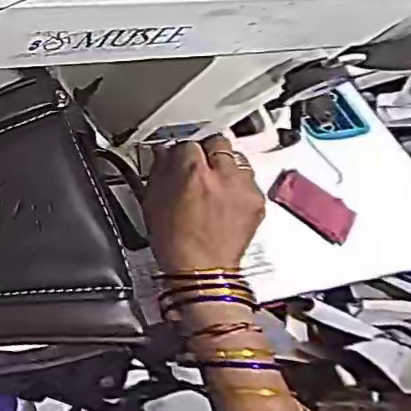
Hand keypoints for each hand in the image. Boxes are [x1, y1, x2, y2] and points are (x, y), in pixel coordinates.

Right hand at [143, 134, 264, 272]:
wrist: (201, 269)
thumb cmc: (175, 240)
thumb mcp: (152, 199)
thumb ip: (159, 168)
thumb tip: (163, 153)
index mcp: (192, 171)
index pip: (188, 141)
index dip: (180, 149)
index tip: (178, 155)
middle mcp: (223, 175)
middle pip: (218, 141)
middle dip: (207, 150)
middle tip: (198, 162)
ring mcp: (243, 189)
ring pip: (238, 159)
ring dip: (226, 166)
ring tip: (214, 182)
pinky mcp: (258, 202)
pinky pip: (249, 181)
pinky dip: (238, 185)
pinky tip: (225, 197)